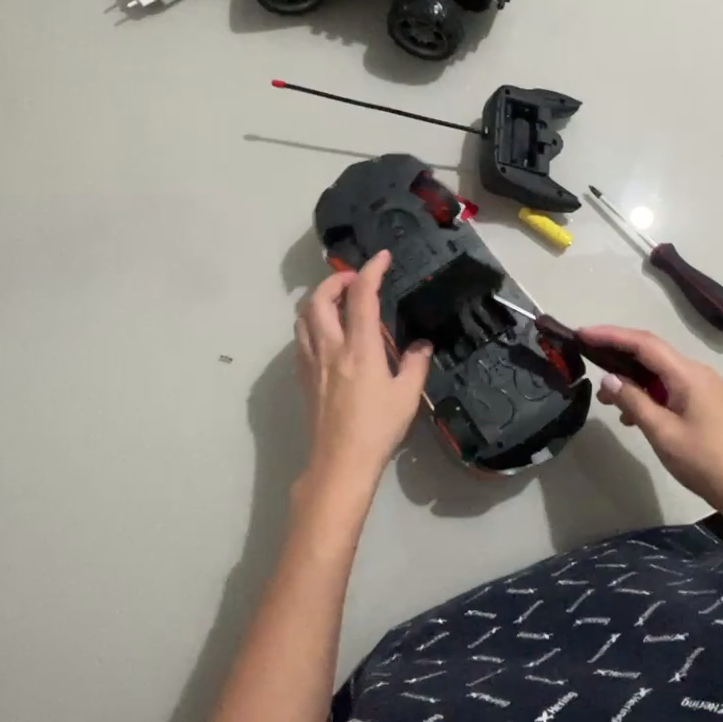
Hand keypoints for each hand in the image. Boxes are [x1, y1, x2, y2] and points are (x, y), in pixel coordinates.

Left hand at [294, 250, 432, 489]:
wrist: (340, 463)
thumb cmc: (377, 429)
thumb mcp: (407, 396)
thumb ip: (415, 364)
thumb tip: (422, 345)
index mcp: (360, 348)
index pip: (361, 296)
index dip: (371, 270)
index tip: (382, 258)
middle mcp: (330, 348)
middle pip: (319, 299)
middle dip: (335, 280)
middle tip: (354, 281)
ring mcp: (312, 362)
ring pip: (303, 317)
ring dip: (318, 300)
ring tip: (337, 302)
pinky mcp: (303, 377)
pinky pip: (301, 338)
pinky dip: (311, 323)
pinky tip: (327, 334)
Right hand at [577, 325, 722, 504]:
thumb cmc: (703, 460)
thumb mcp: (661, 432)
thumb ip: (633, 400)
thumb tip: (608, 378)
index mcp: (688, 374)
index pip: (644, 343)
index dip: (611, 335)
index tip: (582, 334)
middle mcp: (695, 372)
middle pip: (650, 351)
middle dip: (617, 352)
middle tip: (585, 355)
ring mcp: (700, 386)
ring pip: (656, 370)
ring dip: (629, 377)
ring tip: (603, 396)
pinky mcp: (700, 400)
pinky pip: (665, 385)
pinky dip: (644, 392)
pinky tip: (628, 413)